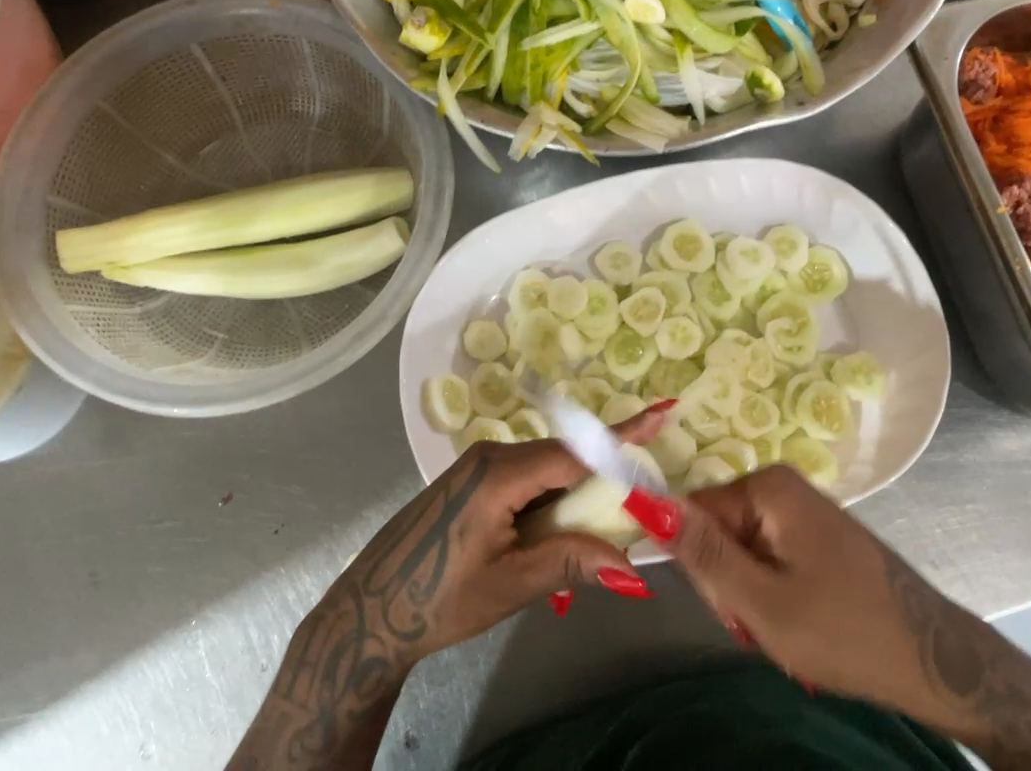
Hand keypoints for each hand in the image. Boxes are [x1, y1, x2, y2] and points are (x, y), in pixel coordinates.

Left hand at [228, 407, 669, 770]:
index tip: (659, 418)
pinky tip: (562, 527)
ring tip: (605, 523)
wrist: (371, 612)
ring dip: (576, 492)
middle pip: (563, 457)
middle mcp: (489, 457)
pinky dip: (551, 498)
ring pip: (545, 469)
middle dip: (602, 475)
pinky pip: (526, 479)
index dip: (620, 441)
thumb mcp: (511, 585)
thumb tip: (632, 566)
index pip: (573, 452)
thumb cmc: (438, 599)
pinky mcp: (471, 483)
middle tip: (641, 498)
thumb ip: (571, 563)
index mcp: (498, 475)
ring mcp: (476, 468)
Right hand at [649, 464, 966, 716]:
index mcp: (767, 488)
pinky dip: (773, 595)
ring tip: (784, 628)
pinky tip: (799, 621)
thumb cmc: (845, 631)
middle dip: (729, 584)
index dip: (700, 565)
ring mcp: (801, 512)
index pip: (692, 514)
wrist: (937, 664)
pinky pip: (767, 559)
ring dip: (750, 596)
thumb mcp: (761, 600)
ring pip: (740, 552)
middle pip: (716, 532)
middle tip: (761, 623)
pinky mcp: (814, 537)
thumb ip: (701, 551)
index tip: (730, 607)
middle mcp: (782, 487)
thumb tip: (641, 499)